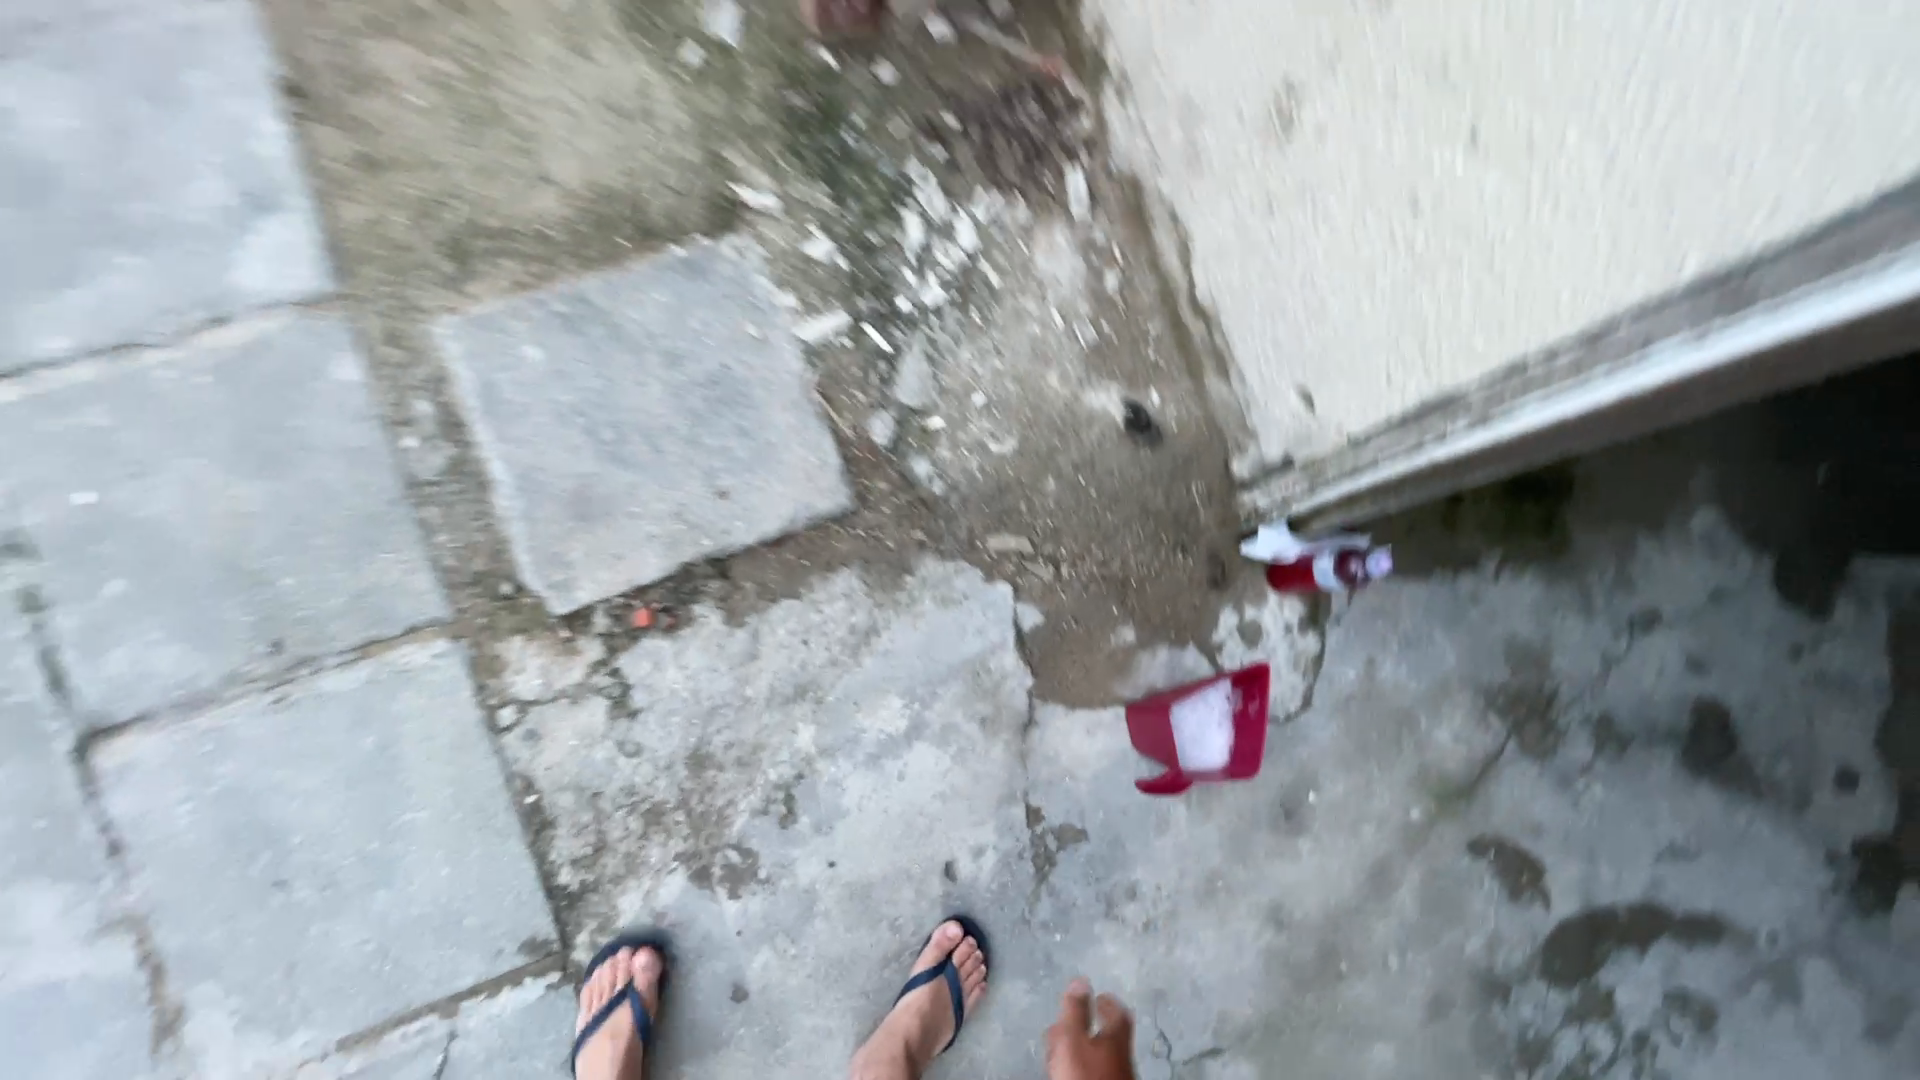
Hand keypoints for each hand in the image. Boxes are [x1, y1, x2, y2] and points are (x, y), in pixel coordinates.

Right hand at [1045, 978, 1136, 1079]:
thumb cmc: (1085, 1076)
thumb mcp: (1074, 1039)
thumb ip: (1076, 1010)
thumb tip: (1081, 980)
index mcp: (1117, 1034)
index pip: (1118, 1010)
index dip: (1107, 1001)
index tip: (1098, 995)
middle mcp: (1123, 1053)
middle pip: (1110, 1032)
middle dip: (1090, 1023)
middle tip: (1073, 1019)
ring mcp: (1118, 1073)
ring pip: (1101, 1053)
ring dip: (1083, 1045)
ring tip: (1062, 1047)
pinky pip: (1097, 1070)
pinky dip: (1083, 1064)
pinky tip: (1070, 1069)